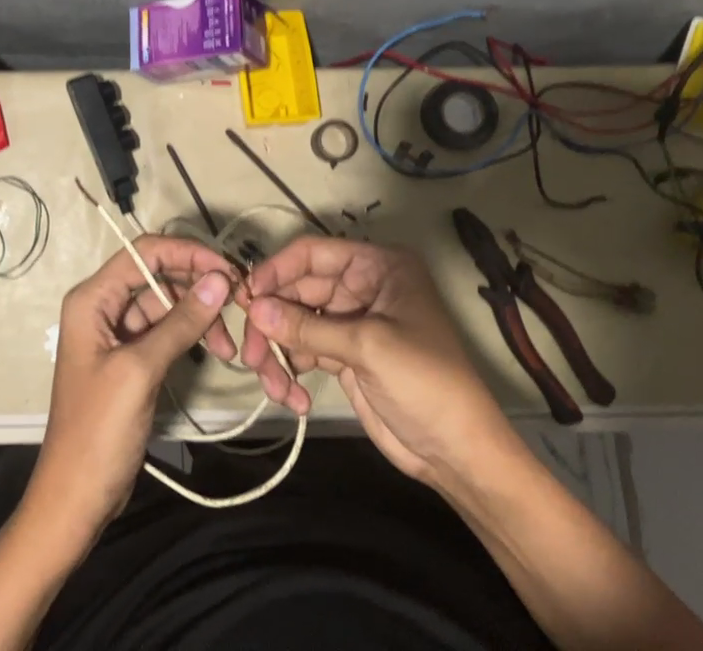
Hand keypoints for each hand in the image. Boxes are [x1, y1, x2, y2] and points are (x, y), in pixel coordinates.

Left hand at [27, 236, 235, 534]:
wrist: (77, 494)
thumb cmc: (99, 430)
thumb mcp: (140, 370)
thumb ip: (180, 322)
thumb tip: (219, 279)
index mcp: (91, 299)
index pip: (144, 253)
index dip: (187, 253)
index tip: (229, 270)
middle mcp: (101, 307)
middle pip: (157, 274)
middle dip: (197, 285)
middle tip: (241, 304)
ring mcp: (116, 334)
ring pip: (166, 303)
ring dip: (199, 315)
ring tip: (230, 345)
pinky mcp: (130, 358)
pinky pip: (165, 331)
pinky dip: (190, 335)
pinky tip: (216, 350)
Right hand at [240, 237, 512, 484]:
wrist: (456, 450)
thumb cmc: (425, 382)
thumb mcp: (367, 347)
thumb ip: (306, 326)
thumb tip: (253, 308)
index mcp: (379, 267)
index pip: (313, 254)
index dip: (277, 271)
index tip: (246, 299)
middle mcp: (362, 287)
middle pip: (296, 290)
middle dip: (270, 322)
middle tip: (249, 355)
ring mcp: (350, 322)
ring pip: (292, 322)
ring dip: (276, 352)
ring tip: (273, 386)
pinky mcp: (342, 356)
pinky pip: (301, 351)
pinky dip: (289, 371)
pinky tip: (292, 397)